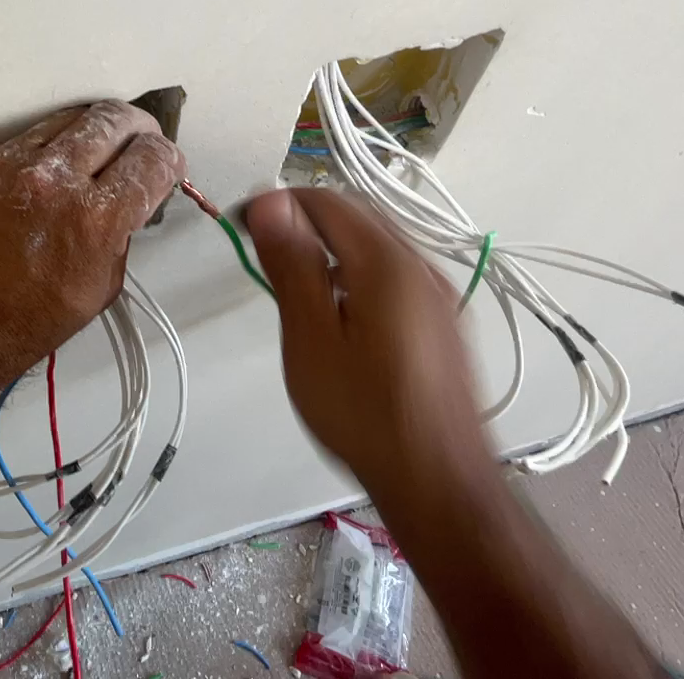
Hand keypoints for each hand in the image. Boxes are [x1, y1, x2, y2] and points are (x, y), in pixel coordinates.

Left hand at [0, 99, 182, 539]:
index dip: (168, 160)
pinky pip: (32, 134)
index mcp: (96, 219)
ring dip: (96, 130)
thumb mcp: (104, 283)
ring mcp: (12, 165)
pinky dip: (53, 145)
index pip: (153, 158)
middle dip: (138, 130)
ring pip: (73, 117)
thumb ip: (125, 228)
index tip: (165, 166)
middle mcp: (55, 182)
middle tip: (140, 143)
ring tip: (99, 150)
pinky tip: (54, 168)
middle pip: (115, 119)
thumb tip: (137, 190)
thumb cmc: (31, 318)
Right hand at [243, 187, 492, 492]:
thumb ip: (292, 264)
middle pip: (355, 216)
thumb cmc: (363, 412)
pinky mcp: (442, 320)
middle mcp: (421, 266)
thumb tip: (270, 202)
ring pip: (375, 242)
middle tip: (262, 250)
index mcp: (388, 263)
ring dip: (329, 243)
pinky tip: (337, 307)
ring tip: (292, 279)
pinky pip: (392, 270)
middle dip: (304, 220)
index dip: (278, 204)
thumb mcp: (310, 336)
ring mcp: (438, 294)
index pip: (326, 202)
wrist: (438, 482)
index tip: (241, 227)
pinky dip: (355, 268)